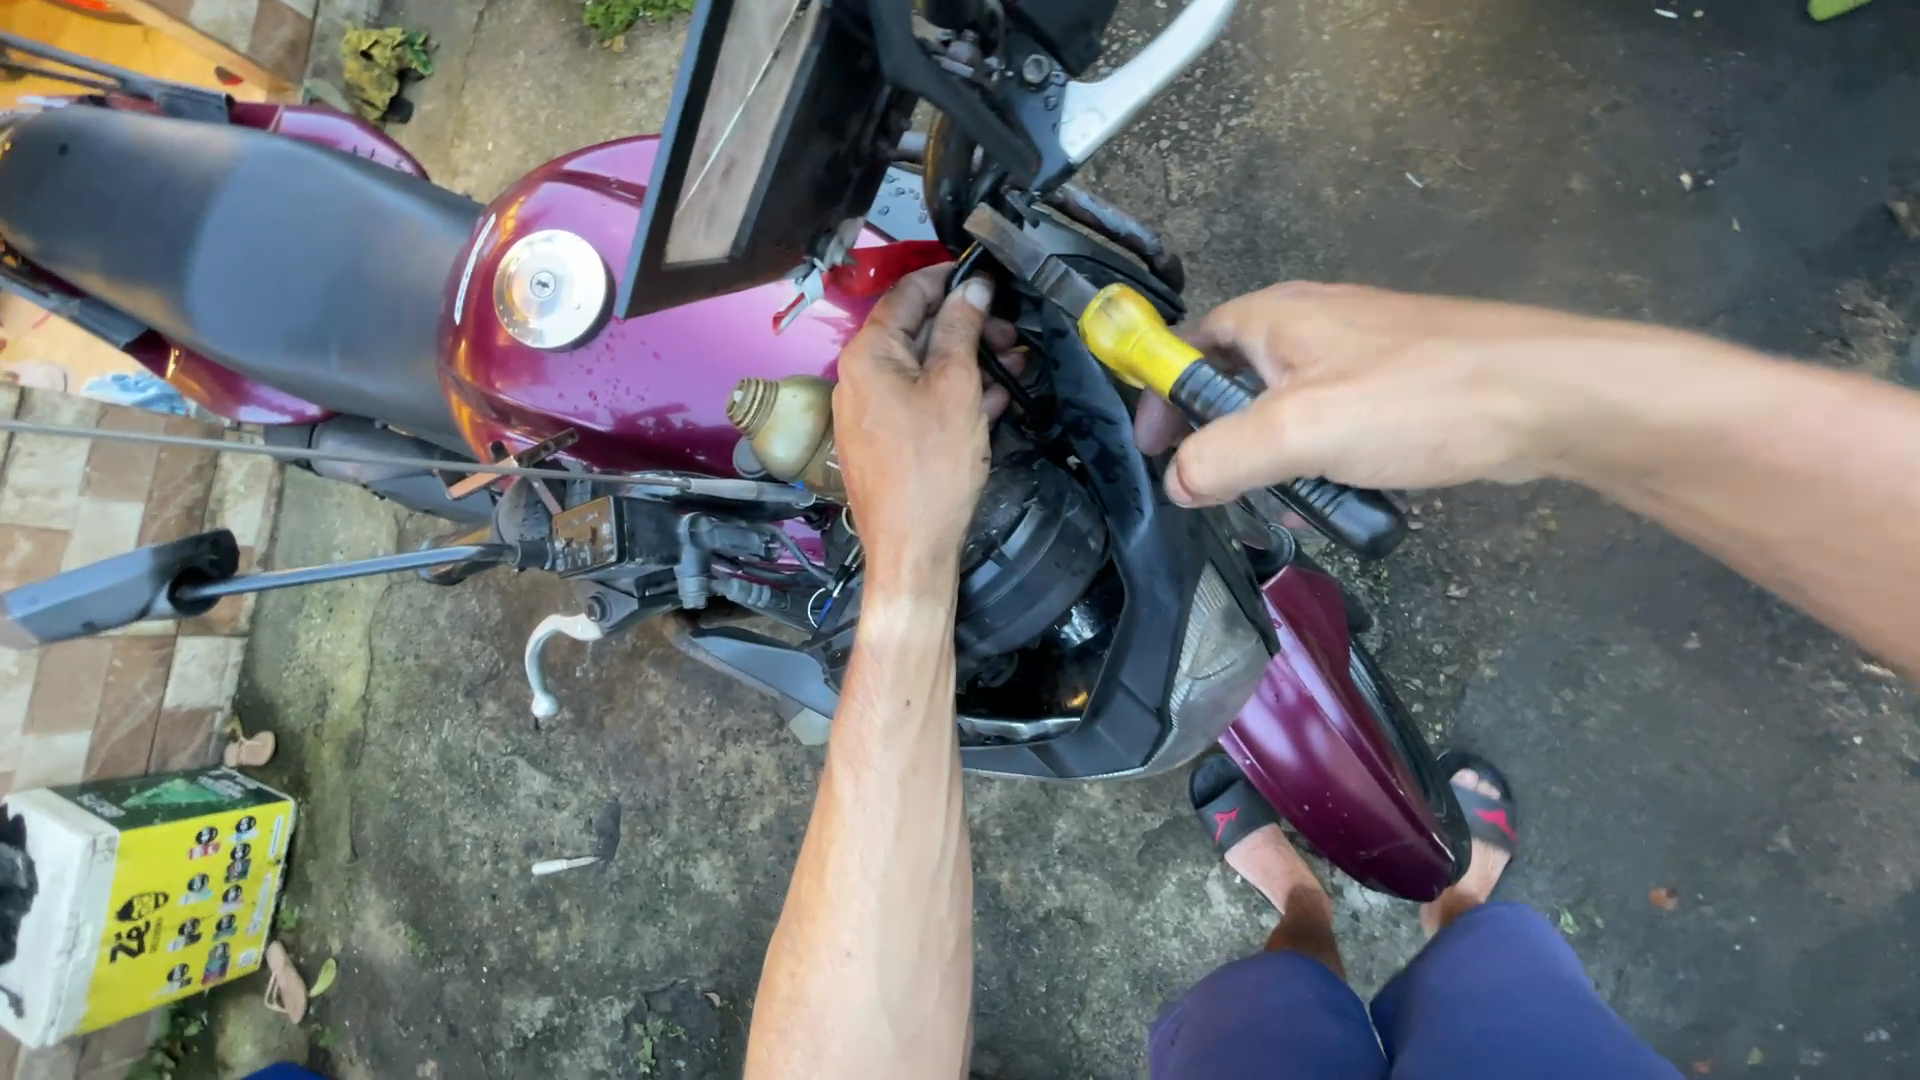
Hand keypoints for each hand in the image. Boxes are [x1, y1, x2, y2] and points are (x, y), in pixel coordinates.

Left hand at [834, 264, 1018, 577]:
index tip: (983, 277)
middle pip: (917, 333)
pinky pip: (920, 404)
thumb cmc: (931, 469)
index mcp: (868, 355)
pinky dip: (954, 397)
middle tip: (1010, 334)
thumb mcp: (956, 387)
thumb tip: (971, 290)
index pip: (907, 294)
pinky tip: (993, 403)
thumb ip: (960, 331)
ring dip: (969, 364)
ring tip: (1014, 367)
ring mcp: (870, 413)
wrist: (912, 546)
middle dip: (967, 329)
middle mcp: (860, 379)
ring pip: (924, 371)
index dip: (948, 278)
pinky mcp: (885, 443)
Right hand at [1136, 282, 1675, 506]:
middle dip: (1212, 437)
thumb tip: (1175, 483)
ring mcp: (1354, 355)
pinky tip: (1326, 498)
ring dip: (1263, 458)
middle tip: (1209, 486)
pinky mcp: (1390, 386)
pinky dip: (1310, 460)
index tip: (1153, 449)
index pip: (1187, 345)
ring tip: (1271, 503)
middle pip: (1229, 381)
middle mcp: (1308, 325)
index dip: (1160, 393)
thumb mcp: (1297, 431)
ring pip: (1278, 409)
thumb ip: (1220, 457)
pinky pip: (1324, 425)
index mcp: (1274, 317)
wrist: (1552, 400)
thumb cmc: (1414, 401)